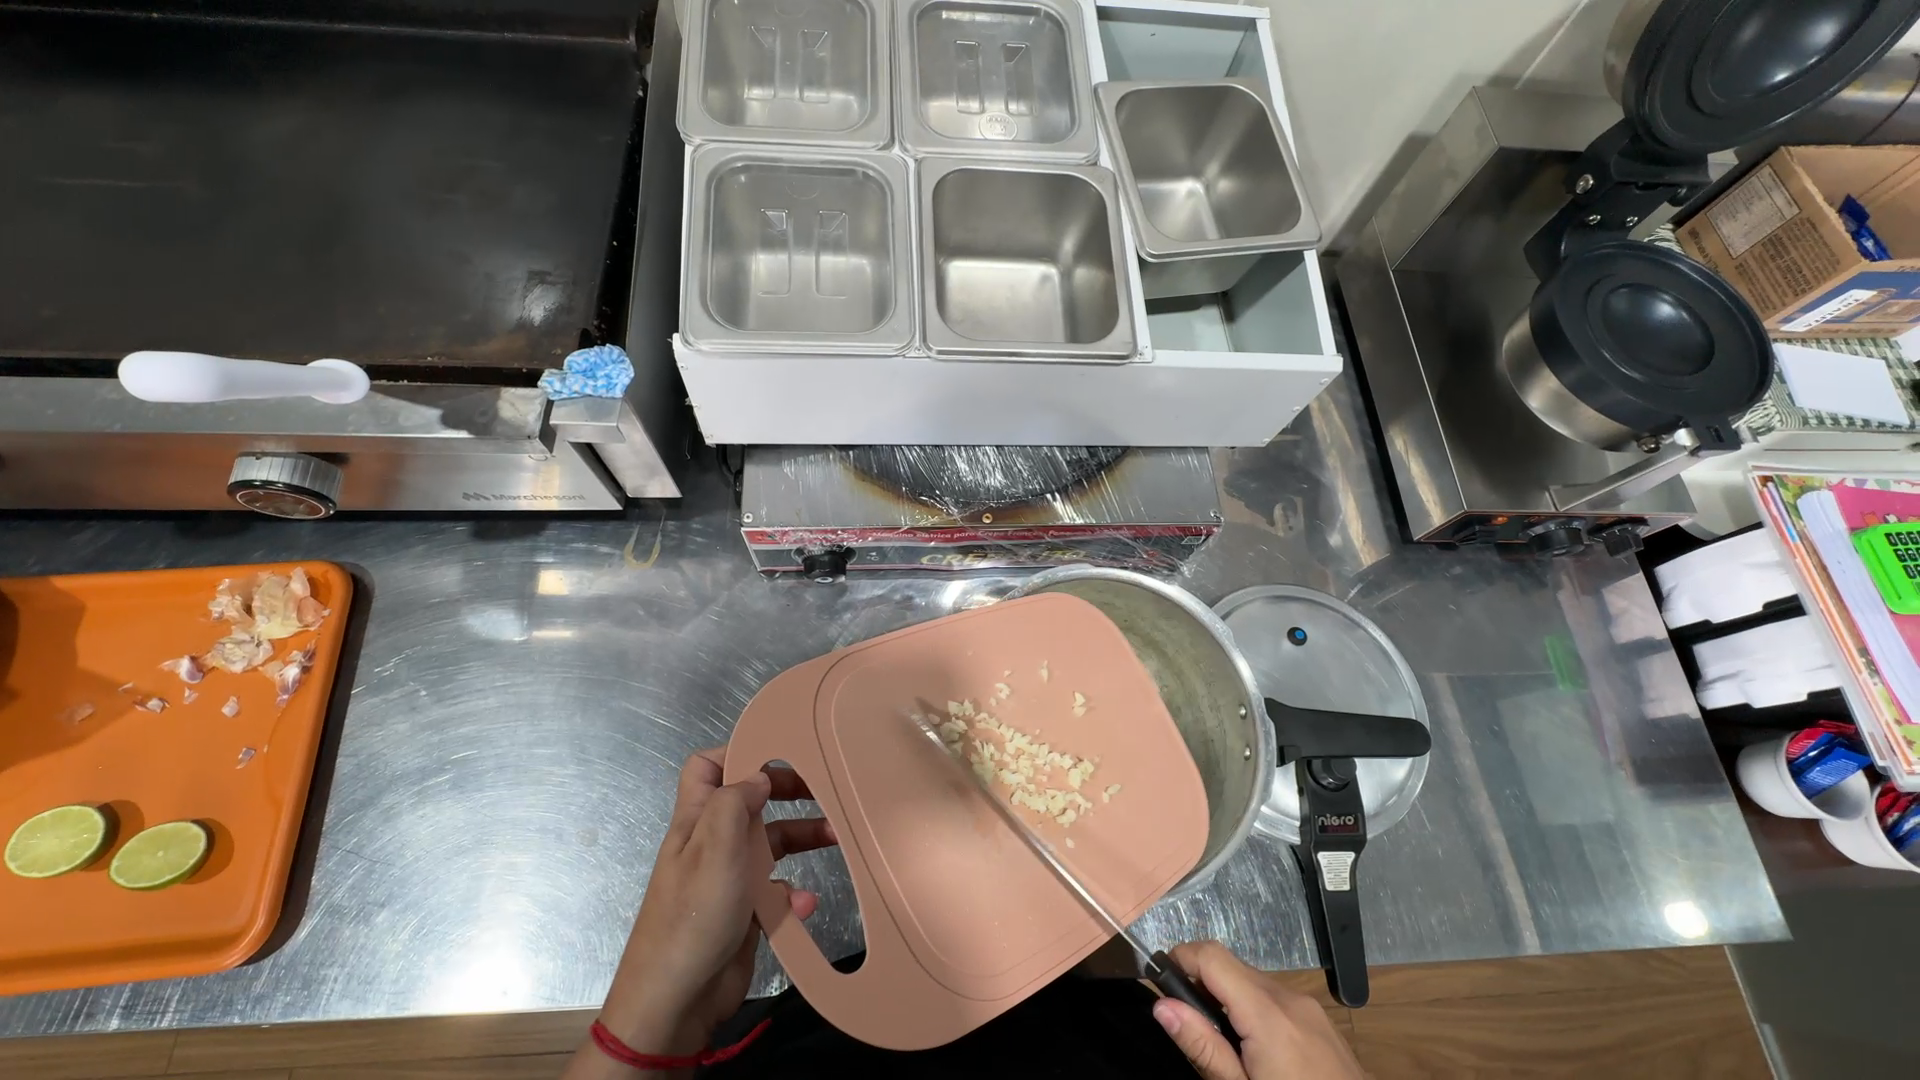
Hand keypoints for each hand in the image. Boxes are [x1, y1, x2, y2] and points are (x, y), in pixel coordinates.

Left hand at [592, 748, 835, 1061]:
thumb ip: (735, 802)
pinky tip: (803, 904)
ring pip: (771, 842)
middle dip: (786, 791)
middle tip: (822, 789)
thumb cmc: (693, 915)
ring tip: (837, 837)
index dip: (739, 752)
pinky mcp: (745, 910)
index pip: (708, 766)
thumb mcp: (714, 848)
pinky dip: (793, 892)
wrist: (677, 1001)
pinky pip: (776, 888)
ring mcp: (729, 877)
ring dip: (803, 836)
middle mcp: (712, 842)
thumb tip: (759, 775)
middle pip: (751, 800)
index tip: (781, 750)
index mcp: (696, 820)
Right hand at [1152, 941, 1366, 1079]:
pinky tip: (1256, 1052)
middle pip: (1230, 966)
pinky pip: (1275, 999)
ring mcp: (1311, 1008)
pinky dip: (1253, 1009)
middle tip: (1189, 1027)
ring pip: (1252, 981)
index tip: (1160, 984)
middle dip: (1201, 984)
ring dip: (1227, 998)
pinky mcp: (1322, 1021)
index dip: (1179, 959)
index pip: (1211, 955)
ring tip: (1224, 1048)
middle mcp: (1290, 997)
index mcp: (1268, 1013)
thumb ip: (1202, 1047)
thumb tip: (1161, 1005)